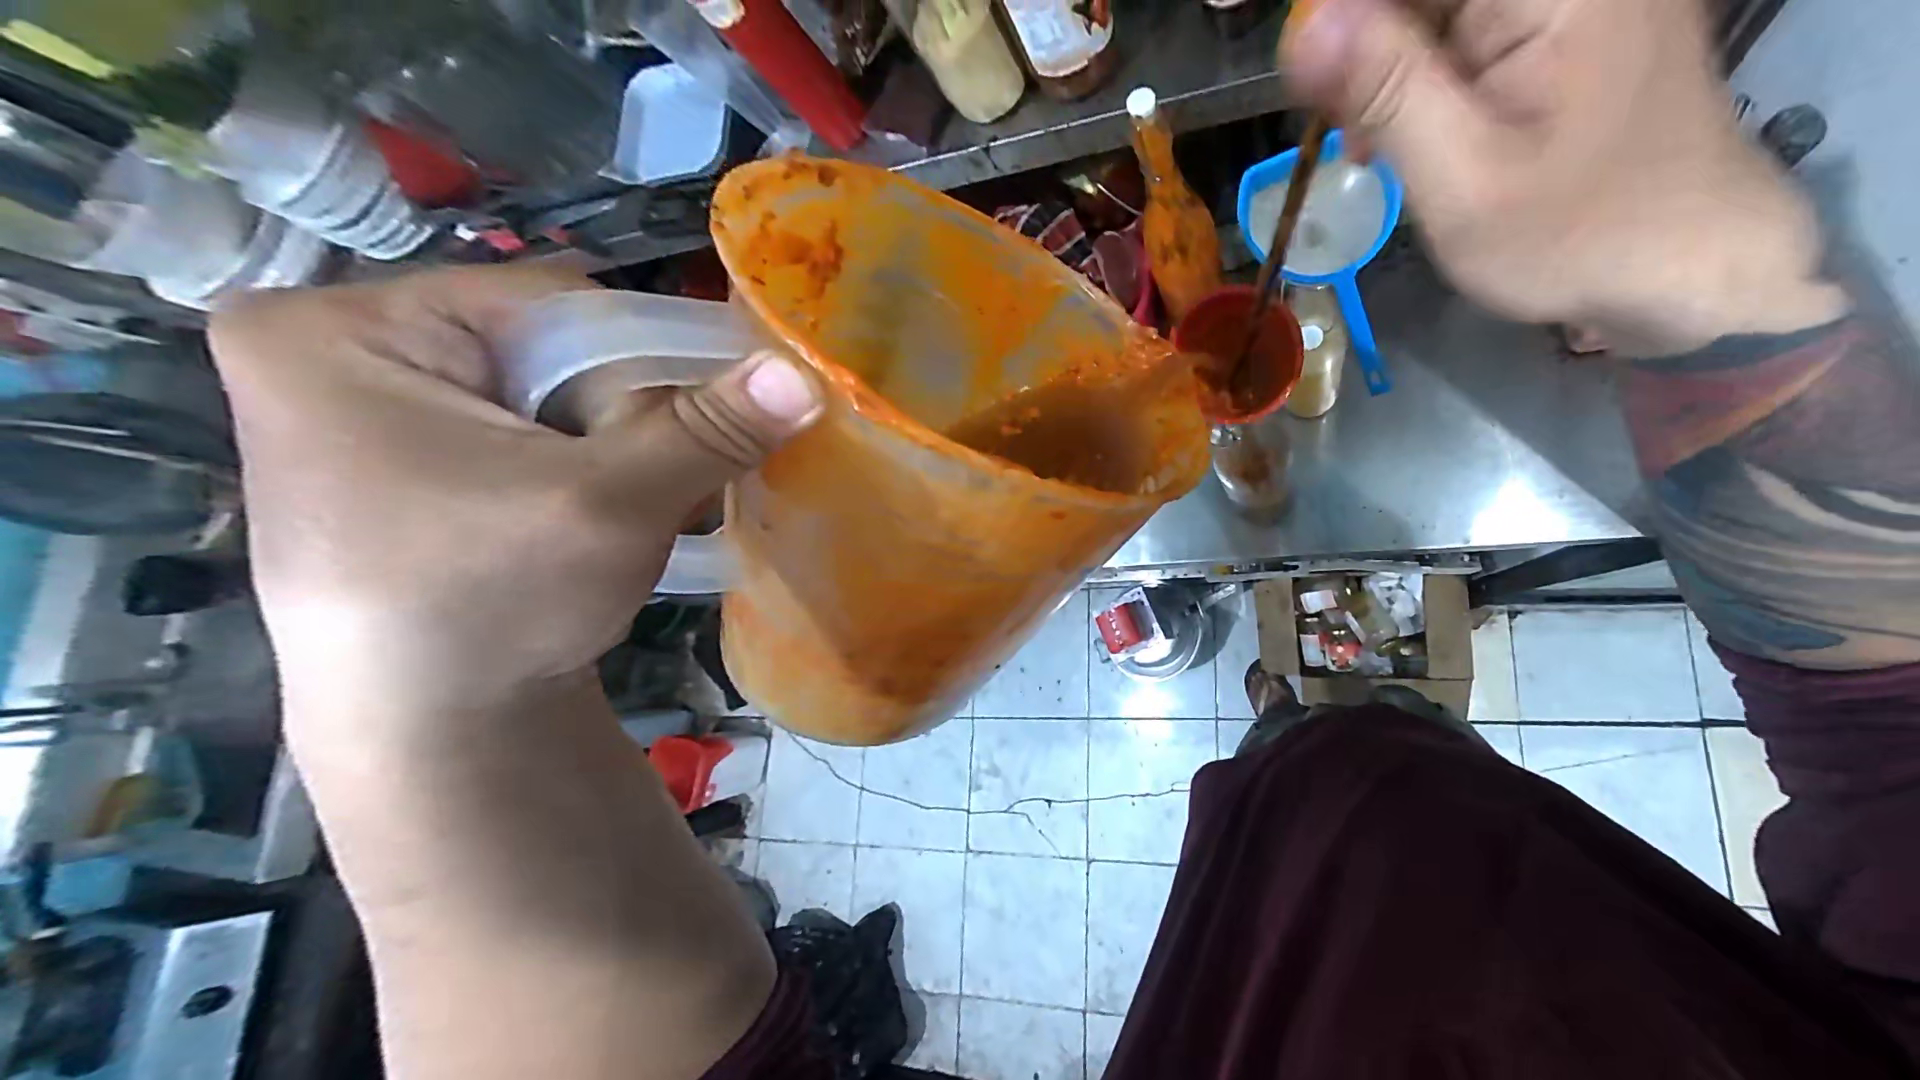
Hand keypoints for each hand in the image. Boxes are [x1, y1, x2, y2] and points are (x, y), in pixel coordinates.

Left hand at [208, 265, 821, 713]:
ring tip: (632, 510)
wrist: (436, 742)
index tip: (698, 430)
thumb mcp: (610, 506)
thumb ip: (708, 429)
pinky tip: (595, 520)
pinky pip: (521, 434)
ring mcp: (365, 414)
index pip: (549, 304)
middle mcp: (334, 354)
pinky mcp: (403, 464)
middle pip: (545, 349)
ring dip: (610, 447)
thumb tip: (803, 373)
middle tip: (658, 486)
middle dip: (622, 416)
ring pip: (543, 396)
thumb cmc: (494, 607)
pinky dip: (580, 467)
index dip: (643, 364)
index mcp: (339, 330)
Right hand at [1281, 0, 1847, 354]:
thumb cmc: (1571, 234)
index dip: (1345, 12)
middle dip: (1363, 44)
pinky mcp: (1570, 27)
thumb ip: (1386, 92)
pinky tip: (1407, 131)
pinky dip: (1419, 77)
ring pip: (1438, 10)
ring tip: (1371, 143)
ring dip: (1384, 68)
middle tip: (1343, 125)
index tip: (1306, 71)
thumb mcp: (1460, 176)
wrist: (1686, 264)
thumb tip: (1308, 23)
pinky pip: (1467, 31)